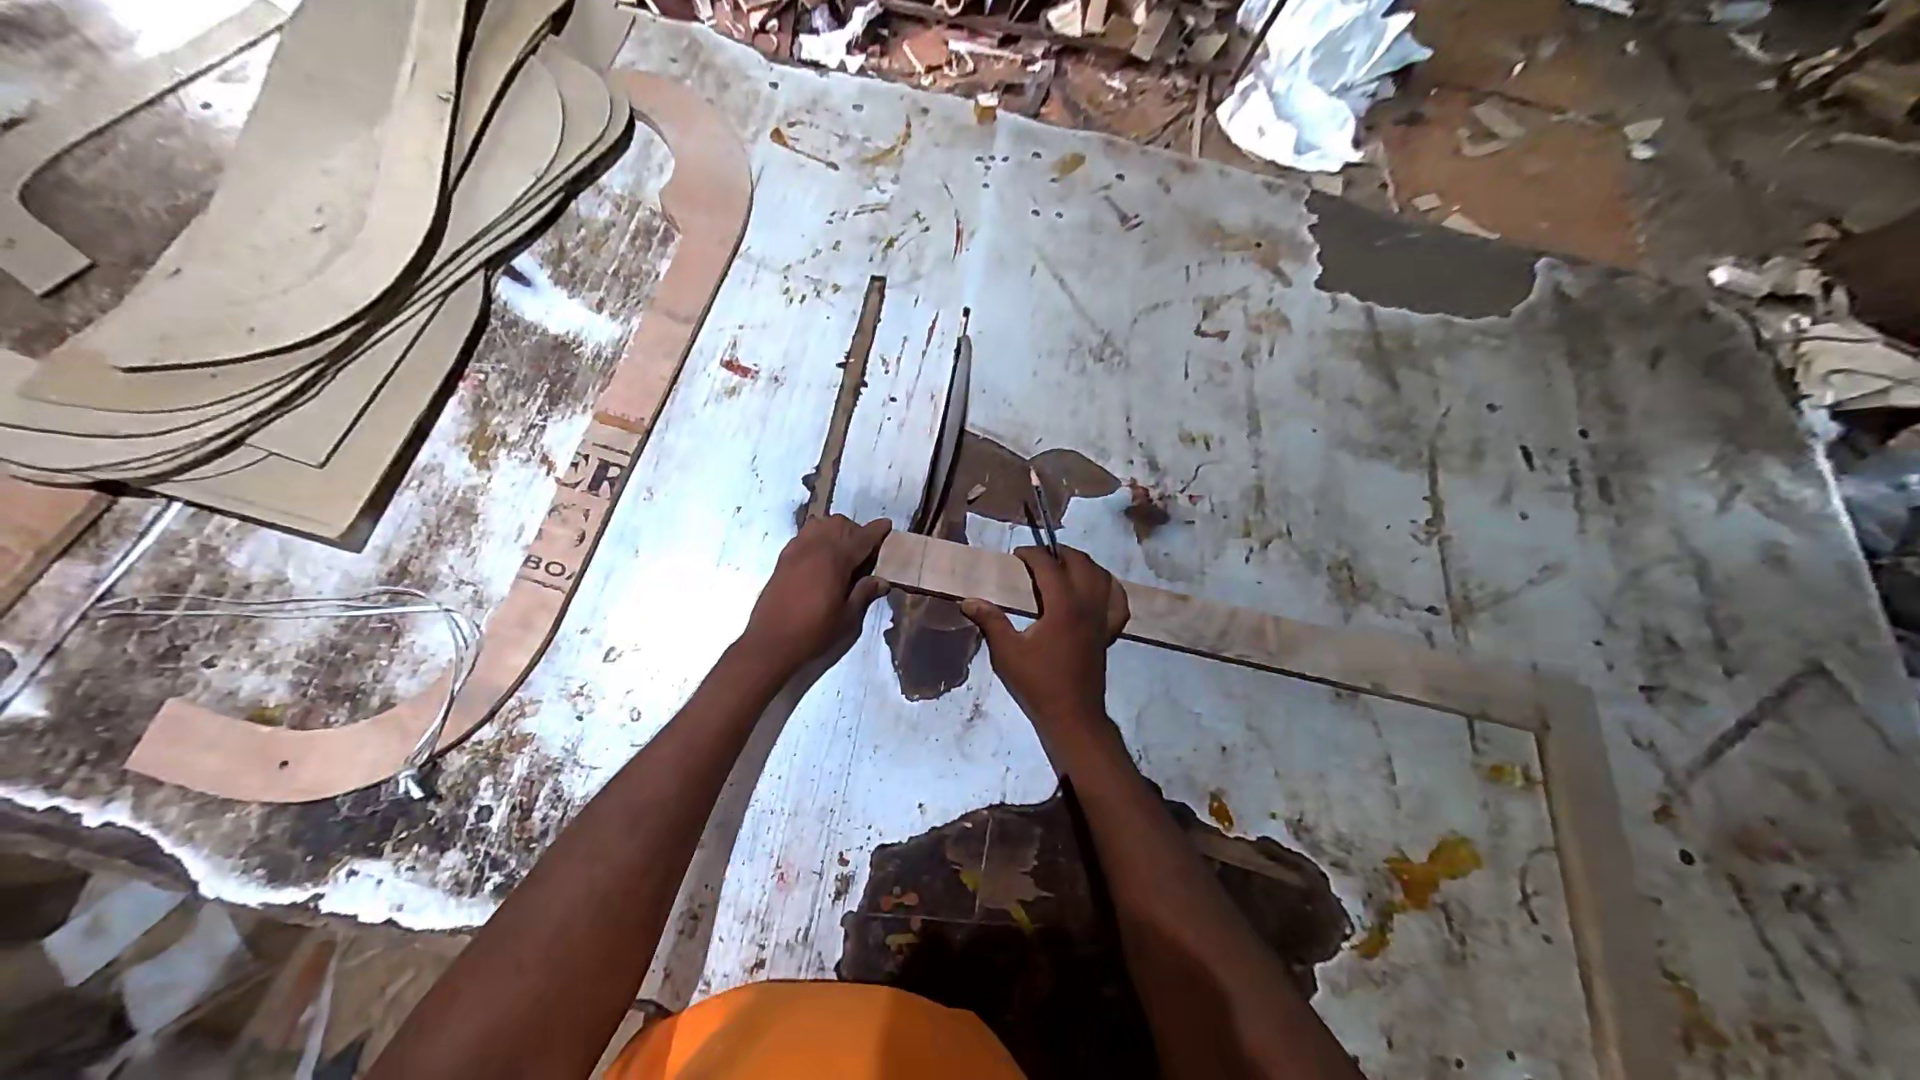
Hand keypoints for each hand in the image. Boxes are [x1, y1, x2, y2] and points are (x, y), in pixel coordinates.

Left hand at [742, 515, 892, 674]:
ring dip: (835, 531)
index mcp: (835, 559)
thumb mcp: (848, 618)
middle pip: (840, 524)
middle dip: (856, 531)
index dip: (877, 531)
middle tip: (865, 552)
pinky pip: (804, 536)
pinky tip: (820, 557)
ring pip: (820, 524)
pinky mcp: (783, 559)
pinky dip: (817, 538)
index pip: (862, 536)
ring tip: (841, 551)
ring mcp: (796, 550)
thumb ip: (864, 593)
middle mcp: (816, 547)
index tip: (887, 526)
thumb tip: (881, 581)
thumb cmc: (814, 632)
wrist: (771, 643)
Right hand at [960, 546, 1129, 742]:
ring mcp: (1102, 619)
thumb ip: (990, 621)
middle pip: (1081, 563)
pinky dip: (1110, 588)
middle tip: (1038, 556)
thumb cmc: (1038, 683)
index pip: (1049, 566)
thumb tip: (969, 601)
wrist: (1072, 715)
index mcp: (1063, 606)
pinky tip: (1098, 588)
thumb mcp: (1007, 652)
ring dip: (1083, 564)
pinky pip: (1118, 602)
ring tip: (1064, 566)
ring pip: (1102, 577)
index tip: (1017, 555)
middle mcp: (1088, 606)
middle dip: (1059, 552)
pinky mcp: (1109, 632)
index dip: (1032, 554)